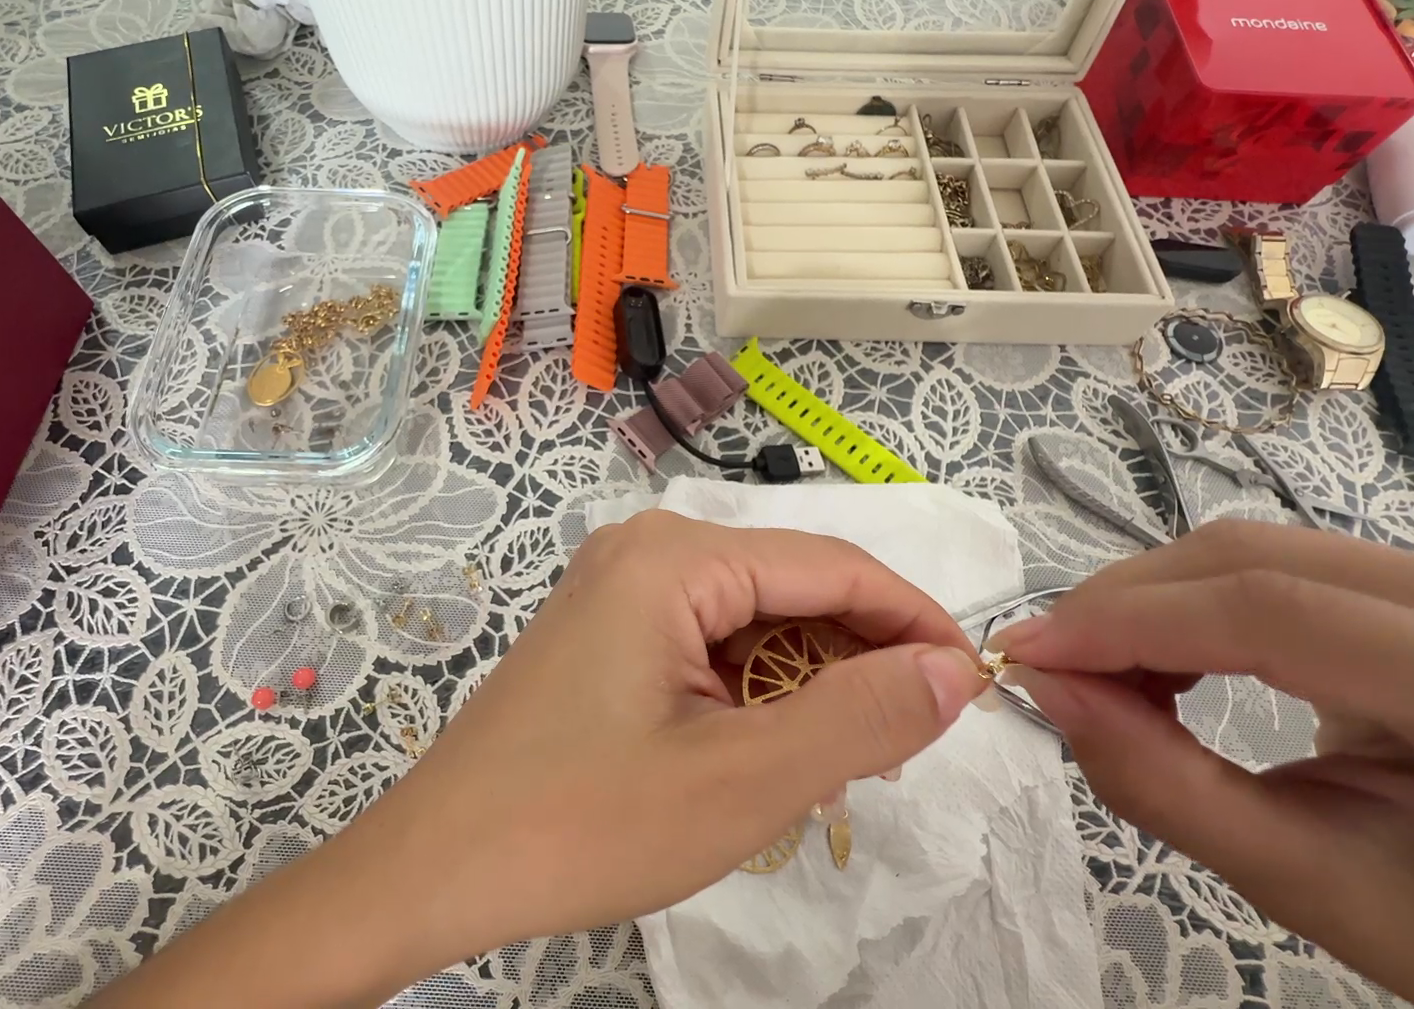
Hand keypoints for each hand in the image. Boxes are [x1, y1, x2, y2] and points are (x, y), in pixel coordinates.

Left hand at [91, 512, 982, 1008]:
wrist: (439, 865)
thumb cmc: (584, 822)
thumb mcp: (742, 780)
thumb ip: (860, 717)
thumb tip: (952, 672)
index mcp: (675, 557)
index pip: (834, 565)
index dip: (915, 622)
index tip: (974, 689)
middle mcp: (647, 548)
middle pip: (792, 584)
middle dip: (858, 655)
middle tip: (905, 743)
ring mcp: (619, 585)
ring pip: (753, 615)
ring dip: (809, 676)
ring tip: (843, 755)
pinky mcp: (606, 627)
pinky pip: (708, 637)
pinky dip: (755, 684)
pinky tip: (771, 741)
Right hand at [992, 520, 1413, 1008]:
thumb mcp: (1337, 893)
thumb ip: (1172, 789)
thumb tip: (1047, 692)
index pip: (1274, 612)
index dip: (1125, 622)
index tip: (1018, 656)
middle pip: (1255, 558)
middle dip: (1121, 605)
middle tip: (1049, 672)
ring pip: (1262, 552)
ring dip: (1151, 605)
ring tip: (1105, 679)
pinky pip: (1286, 571)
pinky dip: (1195, 609)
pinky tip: (1173, 665)